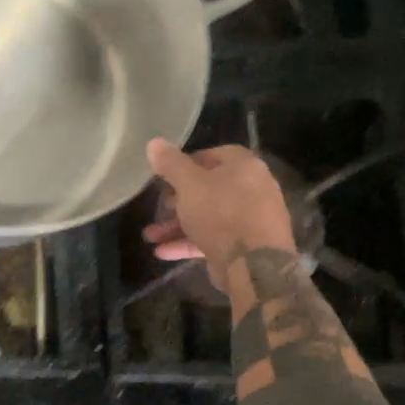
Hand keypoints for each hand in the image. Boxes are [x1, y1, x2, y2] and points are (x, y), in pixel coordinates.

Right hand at [143, 138, 296, 290]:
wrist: (253, 263)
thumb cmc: (220, 213)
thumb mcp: (188, 185)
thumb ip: (171, 164)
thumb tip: (154, 142)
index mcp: (244, 167)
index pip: (214, 155)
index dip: (187, 163)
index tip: (165, 176)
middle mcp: (252, 188)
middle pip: (209, 188)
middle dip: (177, 200)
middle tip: (159, 206)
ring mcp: (250, 218)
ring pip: (207, 215)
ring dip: (177, 225)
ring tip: (150, 236)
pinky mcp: (244, 243)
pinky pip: (212, 237)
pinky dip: (188, 242)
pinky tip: (162, 252)